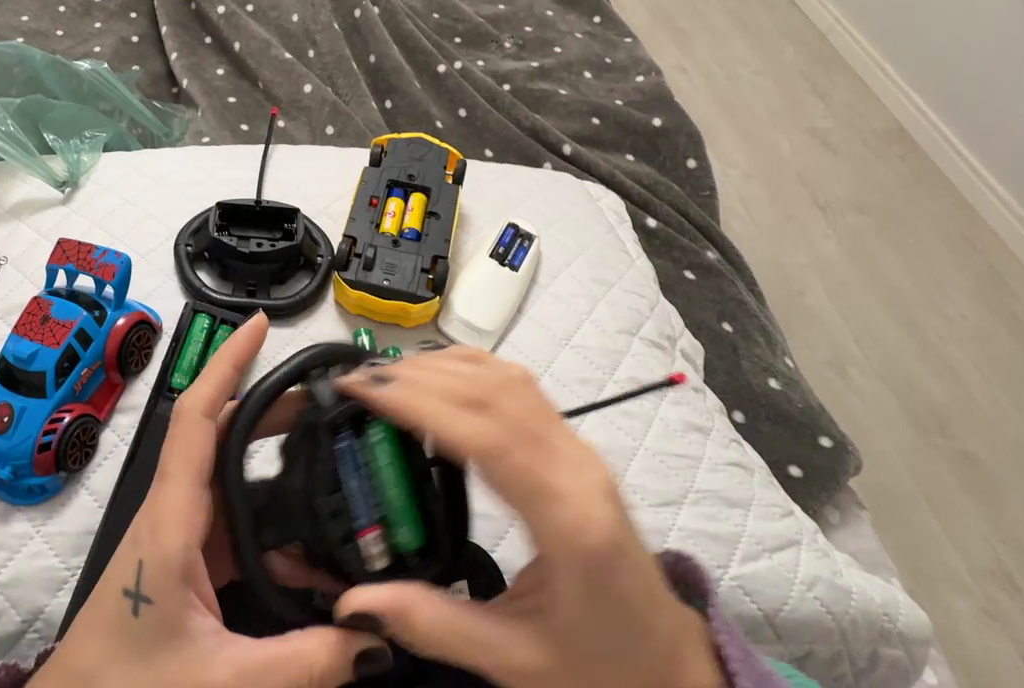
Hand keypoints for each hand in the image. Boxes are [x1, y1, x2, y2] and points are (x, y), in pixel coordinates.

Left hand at [33, 312, 386, 687]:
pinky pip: (239, 530)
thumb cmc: (124, 687)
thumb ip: (306, 662)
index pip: (198, 419)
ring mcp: (180, 539)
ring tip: (338, 474)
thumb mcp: (223, 678)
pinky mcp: (187, 564)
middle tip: (329, 402)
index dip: (227, 364)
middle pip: (225, 439)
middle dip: (275, 412)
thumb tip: (378, 641)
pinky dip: (279, 532)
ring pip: (236, 486)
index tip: (260, 325)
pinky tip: (317, 560)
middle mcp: (174, 515)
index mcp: (171, 521)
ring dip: (282, 476)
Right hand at [330, 348, 724, 687]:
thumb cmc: (600, 668)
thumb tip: (352, 603)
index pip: (486, 434)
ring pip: (510, 380)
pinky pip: (521, 390)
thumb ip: (433, 626)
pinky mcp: (576, 450)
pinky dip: (471, 371)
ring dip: (444, 366)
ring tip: (384, 374)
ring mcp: (582, 453)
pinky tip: (436, 378)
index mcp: (567, 519)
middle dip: (419, 376)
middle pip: (494, 393)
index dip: (419, 401)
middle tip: (356, 379)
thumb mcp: (515, 663)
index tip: (361, 389)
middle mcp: (578, 469)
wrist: (671, 666)